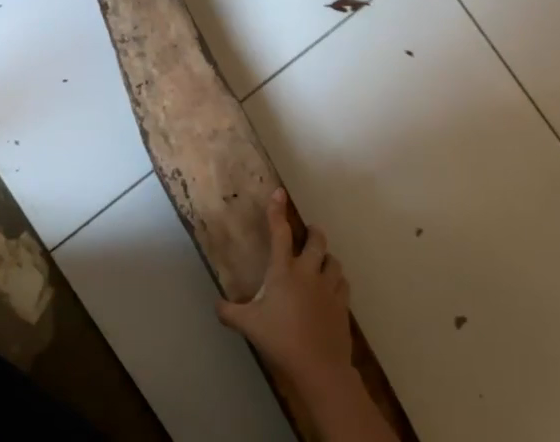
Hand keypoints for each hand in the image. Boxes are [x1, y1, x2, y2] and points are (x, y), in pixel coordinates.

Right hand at [216, 189, 354, 389]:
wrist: (319, 367)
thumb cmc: (280, 339)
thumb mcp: (247, 325)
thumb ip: (228, 312)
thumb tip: (216, 305)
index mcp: (283, 272)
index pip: (280, 233)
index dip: (277, 211)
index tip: (279, 193)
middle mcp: (308, 273)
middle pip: (317, 242)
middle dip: (313, 233)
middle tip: (309, 232)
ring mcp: (329, 289)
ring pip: (334, 261)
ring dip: (327, 257)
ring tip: (322, 260)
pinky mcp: (343, 306)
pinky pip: (343, 283)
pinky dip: (337, 279)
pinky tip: (332, 286)